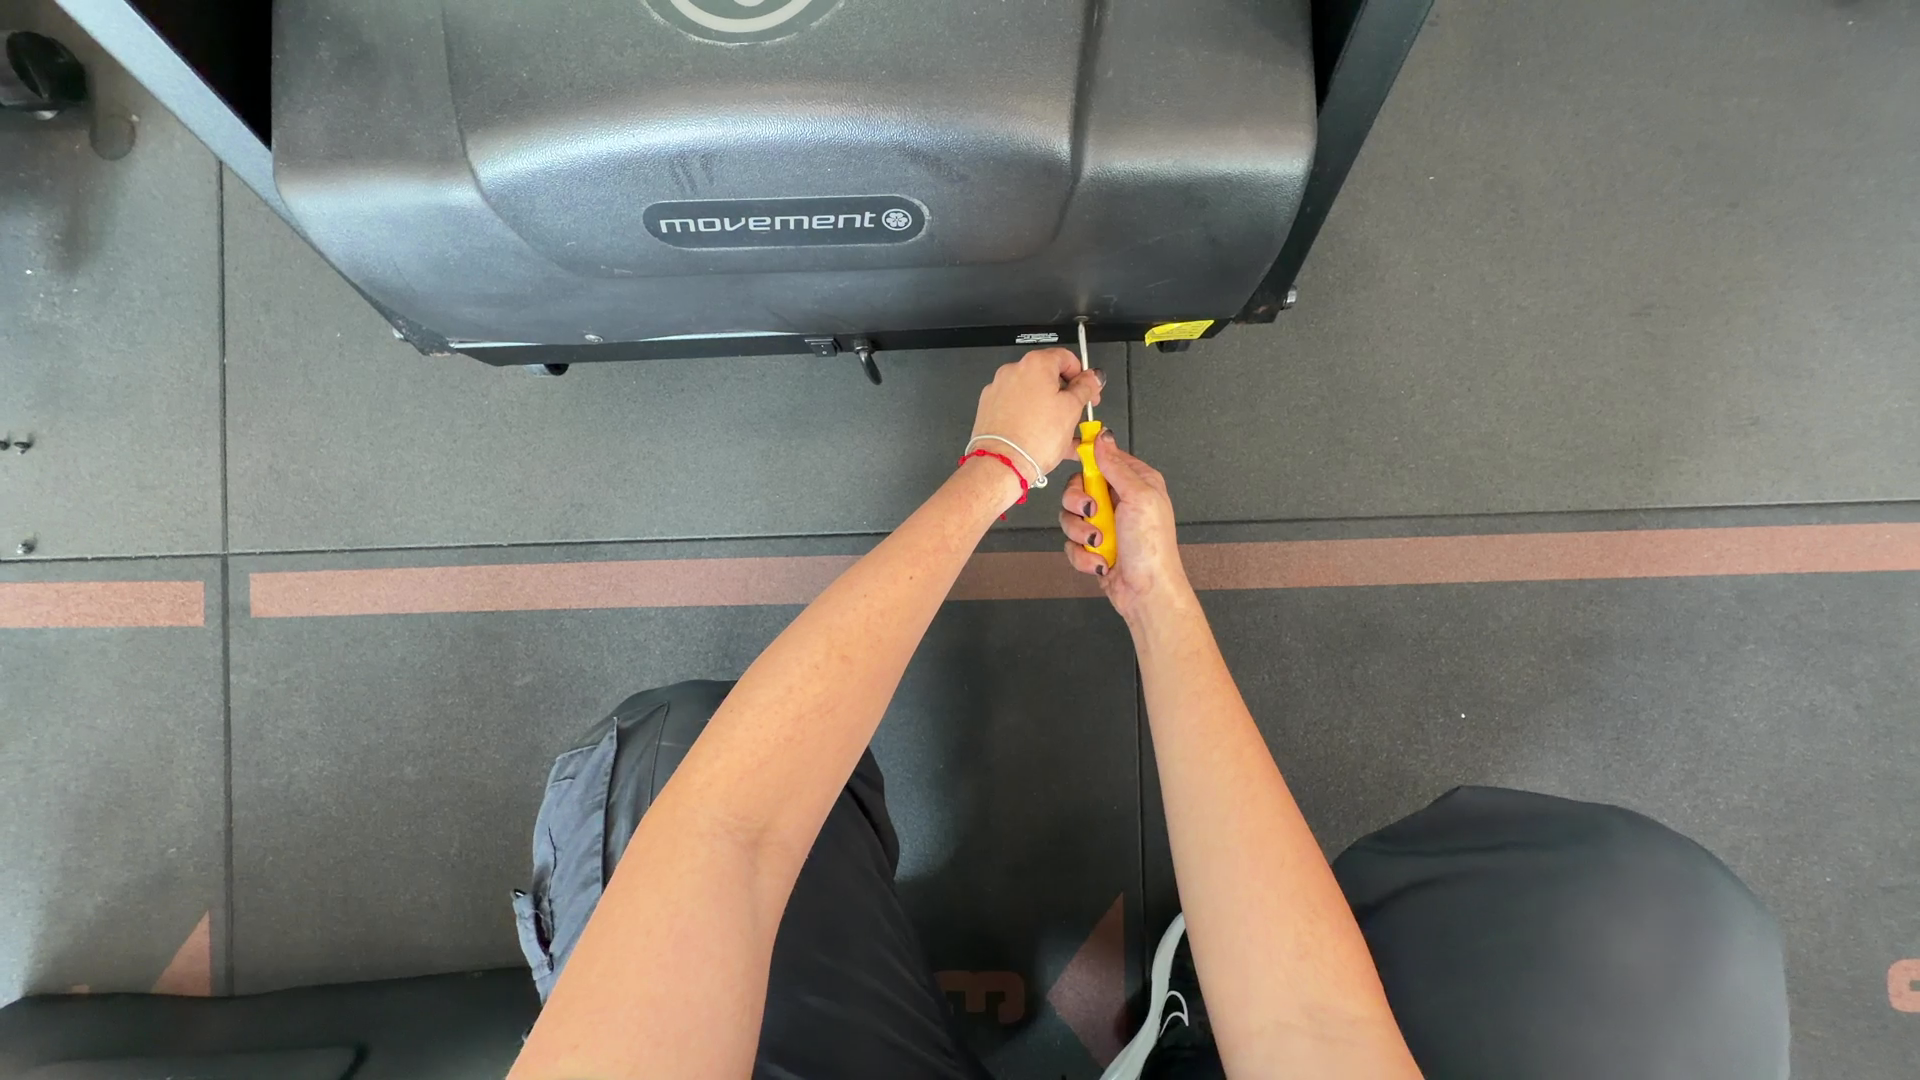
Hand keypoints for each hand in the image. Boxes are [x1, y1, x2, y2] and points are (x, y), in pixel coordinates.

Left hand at [970, 348, 1104, 483]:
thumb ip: (1086, 387)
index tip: (1089, 392)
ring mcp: (998, 389)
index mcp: (1036, 364)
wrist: (1002, 464)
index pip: (1067, 358)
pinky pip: (1017, 408)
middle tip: (1076, 415)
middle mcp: (1013, 371)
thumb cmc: (1033, 439)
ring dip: (1049, 410)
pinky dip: (1030, 418)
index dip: (1083, 376)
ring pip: (1032, 395)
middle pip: (1048, 377)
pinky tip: (1041, 437)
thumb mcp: (1072, 410)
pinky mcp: (989, 408)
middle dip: (1065, 396)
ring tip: (1060, 433)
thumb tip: (1093, 378)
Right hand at [1059, 433, 1191, 622]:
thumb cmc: (1152, 547)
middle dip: (1078, 504)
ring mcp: (1104, 525)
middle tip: (1092, 512)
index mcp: (1135, 482)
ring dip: (1081, 533)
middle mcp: (1118, 501)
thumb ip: (1116, 466)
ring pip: (1070, 517)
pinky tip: (1100, 561)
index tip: (1079, 466)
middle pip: (1078, 487)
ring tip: (1100, 543)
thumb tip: (1103, 438)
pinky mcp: (1092, 547)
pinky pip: (1070, 543)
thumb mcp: (1139, 497)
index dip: (1086, 462)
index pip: (1102, 459)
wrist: (1146, 591)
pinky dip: (1083, 555)